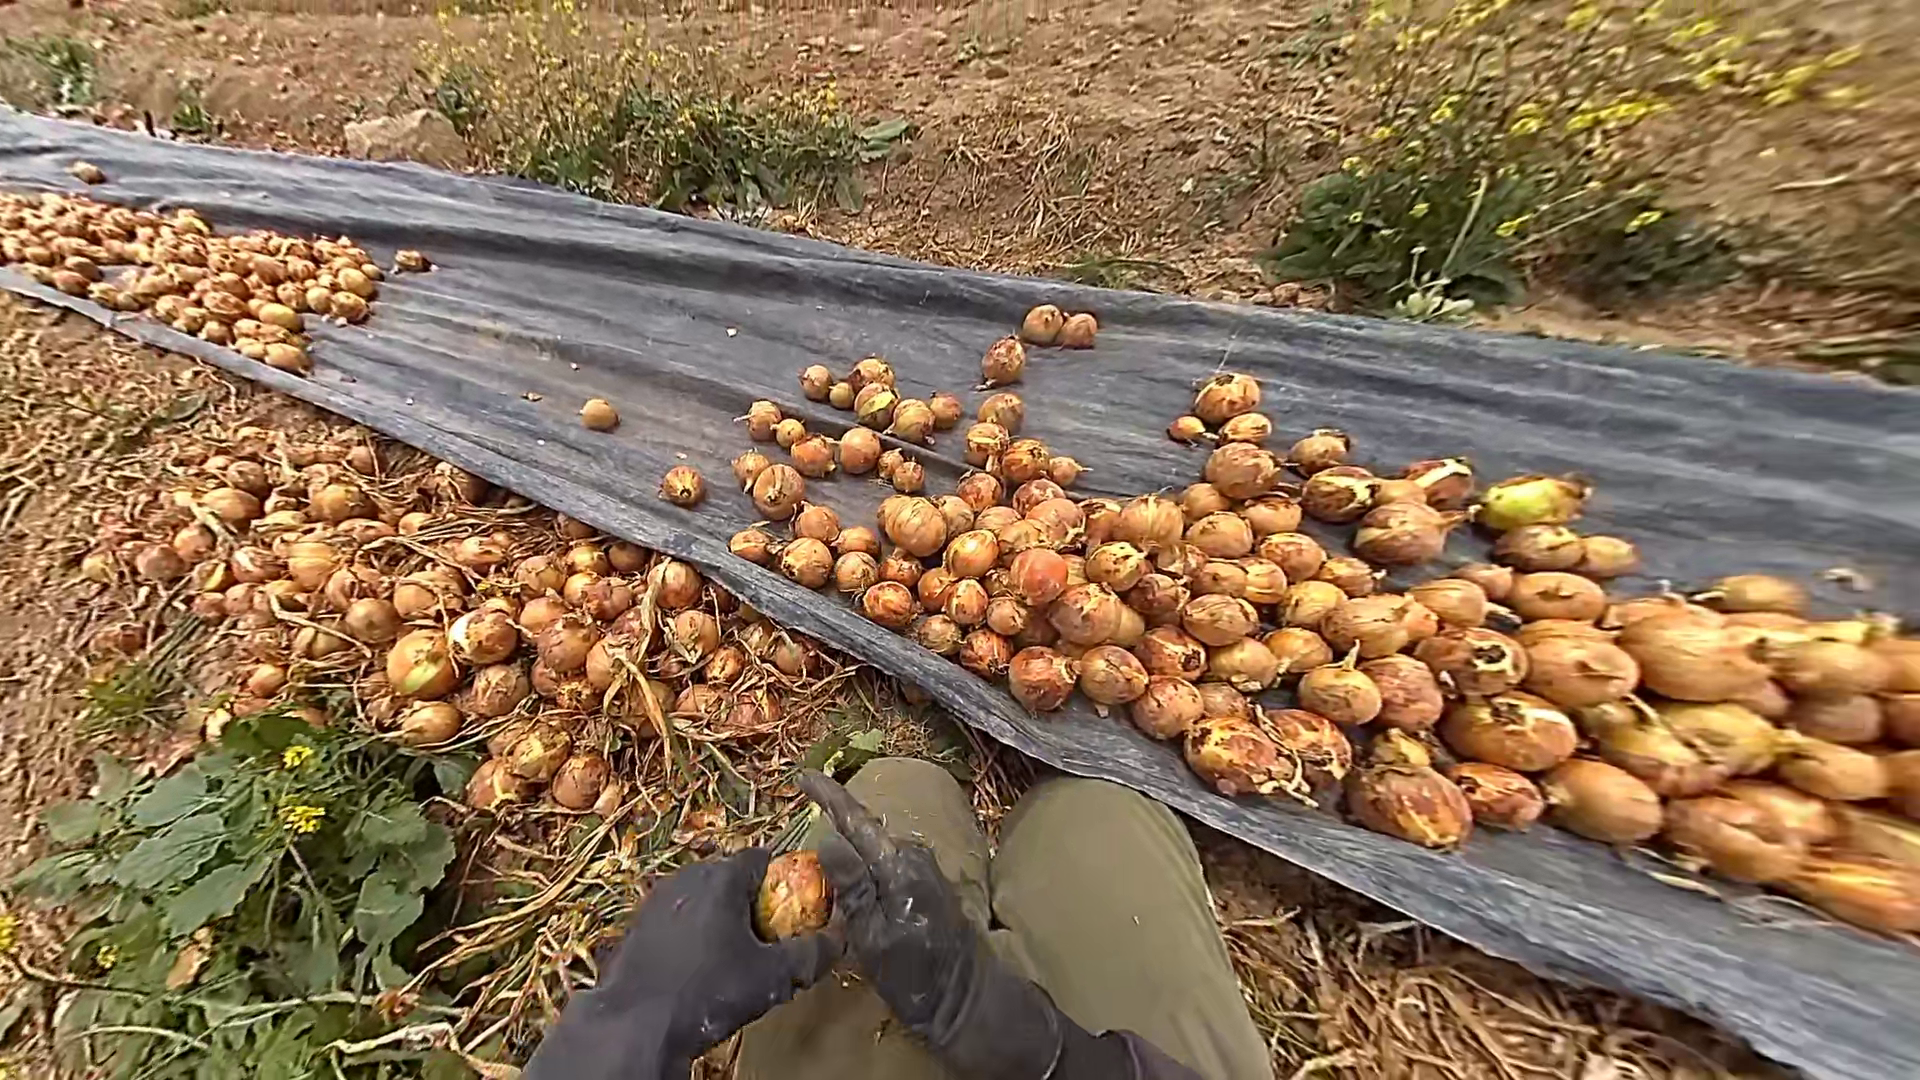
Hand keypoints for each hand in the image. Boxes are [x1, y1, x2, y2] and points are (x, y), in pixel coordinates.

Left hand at [606, 847, 840, 1050]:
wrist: (631, 1027)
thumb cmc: (705, 992)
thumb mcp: (769, 977)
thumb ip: (810, 954)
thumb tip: (840, 938)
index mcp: (725, 876)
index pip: (764, 857)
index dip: (780, 879)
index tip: (788, 906)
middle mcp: (692, 874)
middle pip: (732, 875)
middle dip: (749, 898)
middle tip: (760, 934)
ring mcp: (660, 897)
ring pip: (703, 894)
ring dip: (718, 913)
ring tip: (726, 951)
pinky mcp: (638, 922)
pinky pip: (677, 914)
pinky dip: (690, 929)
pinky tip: (692, 963)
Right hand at [798, 770, 1067, 1078]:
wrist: (967, 998)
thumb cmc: (917, 976)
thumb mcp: (873, 938)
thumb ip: (852, 887)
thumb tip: (829, 840)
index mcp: (898, 864)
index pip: (856, 821)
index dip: (829, 796)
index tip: (803, 776)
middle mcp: (912, 854)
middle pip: (862, 833)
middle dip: (832, 826)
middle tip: (800, 834)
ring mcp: (921, 865)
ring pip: (872, 851)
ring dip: (847, 856)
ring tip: (817, 874)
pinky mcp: (924, 880)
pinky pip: (883, 866)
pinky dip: (862, 873)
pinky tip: (848, 894)